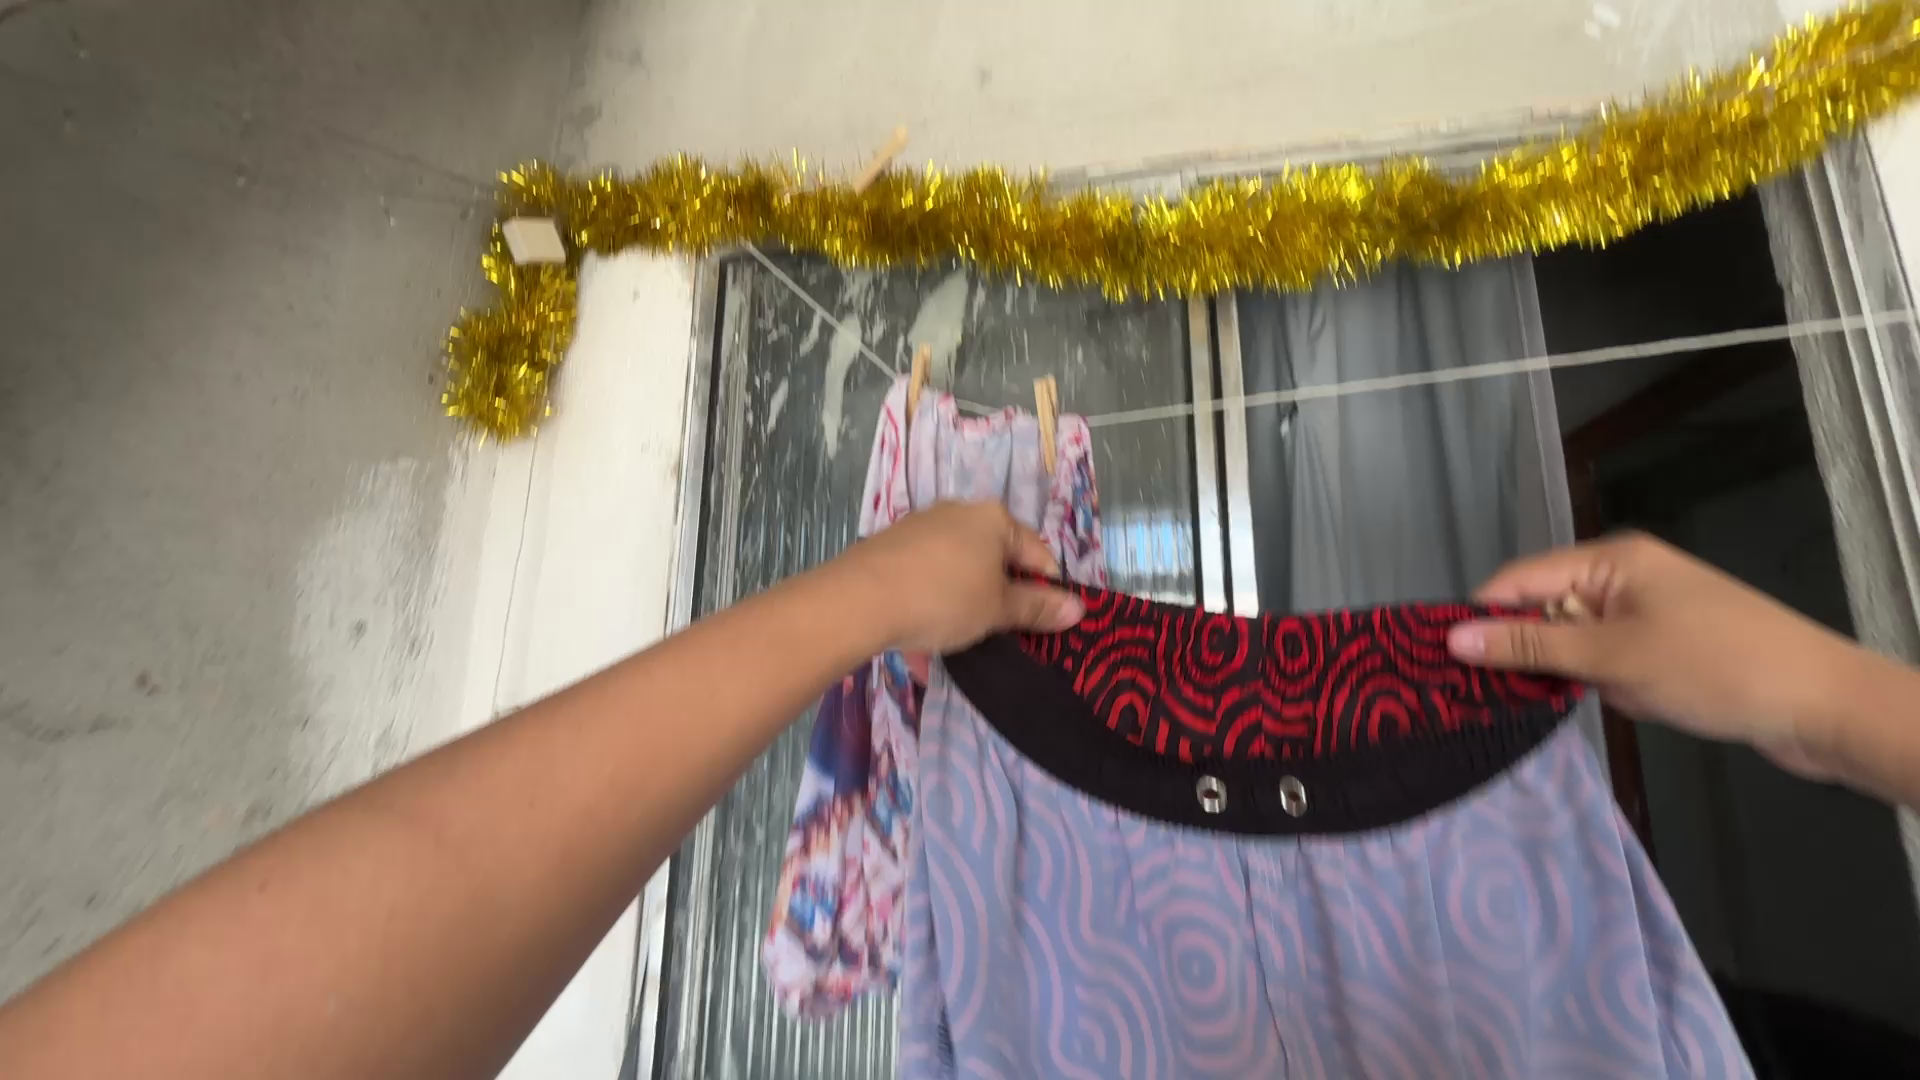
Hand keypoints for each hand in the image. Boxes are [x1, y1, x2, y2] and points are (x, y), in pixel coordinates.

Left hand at [821, 501, 1085, 653]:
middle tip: (1000, 629)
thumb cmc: (944, 599)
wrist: (860, 599)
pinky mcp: (893, 543)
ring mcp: (923, 524)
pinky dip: (935, 595)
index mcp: (994, 519)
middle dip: (1002, 592)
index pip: (1038, 553)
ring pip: (961, 564)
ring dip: (967, 596)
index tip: (1041, 623)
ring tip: (961, 631)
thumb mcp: (997, 609)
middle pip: (997, 555)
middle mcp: (960, 511)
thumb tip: (1079, 608)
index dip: (1046, 590)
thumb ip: (1038, 607)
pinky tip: (926, 623)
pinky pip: (929, 571)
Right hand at [1445, 532, 1872, 778]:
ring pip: (1566, 637)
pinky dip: (1591, 678)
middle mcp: (1620, 578)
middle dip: (1521, 646)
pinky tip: (1602, 697)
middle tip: (1489, 687)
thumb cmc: (1719, 668)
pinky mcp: (1658, 643)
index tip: (1446, 656)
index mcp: (1610, 561)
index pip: (1518, 580)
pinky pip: (1598, 655)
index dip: (1480, 615)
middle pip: (1538, 608)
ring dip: (1561, 667)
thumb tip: (1451, 638)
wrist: (1834, 711)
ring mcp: (1641, 612)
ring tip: (1556, 695)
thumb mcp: (1612, 657)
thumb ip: (1528, 645)